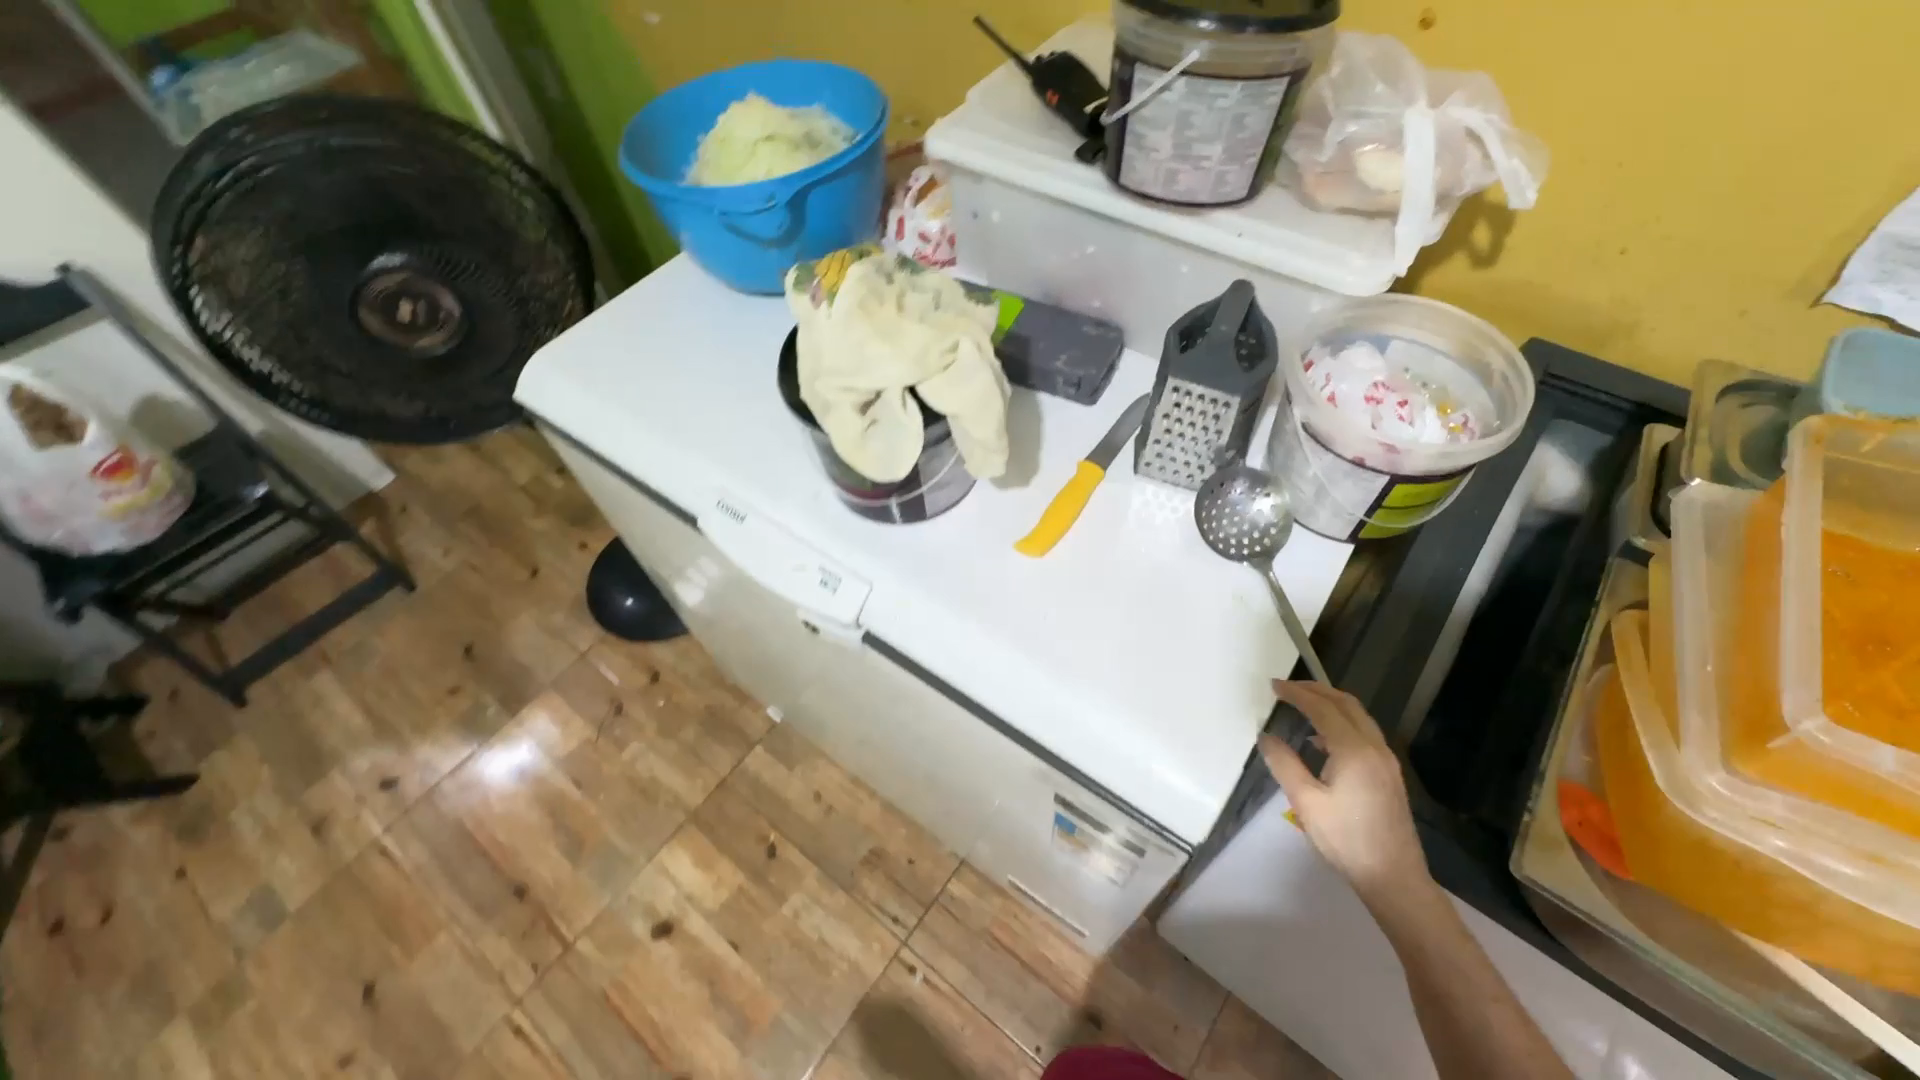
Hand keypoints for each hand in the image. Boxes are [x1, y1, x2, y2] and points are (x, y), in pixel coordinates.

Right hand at [1260, 680, 1428, 903]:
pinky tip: (1323, 741)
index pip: (1322, 709)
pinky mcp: (1389, 775)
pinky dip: (1342, 724)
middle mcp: (1375, 748)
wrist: (1393, 876)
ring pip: (1359, 718)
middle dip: (1317, 691)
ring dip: (1331, 705)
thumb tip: (1266, 736)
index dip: (1297, 694)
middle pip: (1346, 705)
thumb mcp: (1305, 802)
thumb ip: (1284, 764)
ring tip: (1303, 706)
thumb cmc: (1345, 840)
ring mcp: (1386, 761)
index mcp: (1354, 751)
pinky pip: (1364, 734)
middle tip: (1288, 688)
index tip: (1274, 686)